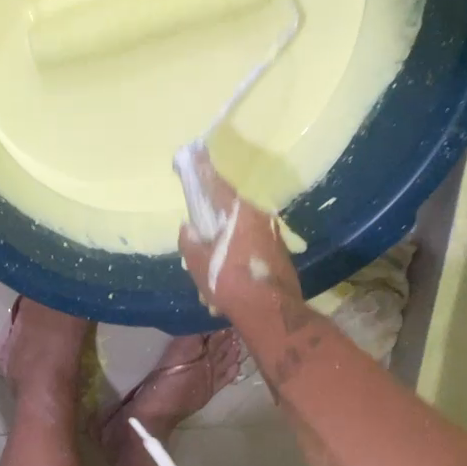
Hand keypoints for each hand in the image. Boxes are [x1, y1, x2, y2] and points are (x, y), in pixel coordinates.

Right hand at [177, 147, 304, 323]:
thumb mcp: (199, 265)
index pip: (217, 185)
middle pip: (231, 206)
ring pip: (242, 226)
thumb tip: (187, 226)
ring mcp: (272, 233)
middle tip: (200, 216)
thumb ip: (190, 242)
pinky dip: (238, 247)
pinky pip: (251, 240)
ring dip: (226, 234)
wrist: (271, 311)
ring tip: (212, 252)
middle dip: (215, 210)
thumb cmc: (231, 284)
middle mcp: (258, 216)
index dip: (203, 170)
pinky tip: (229, 266)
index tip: (194, 153)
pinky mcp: (278, 250)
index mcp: (238, 213)